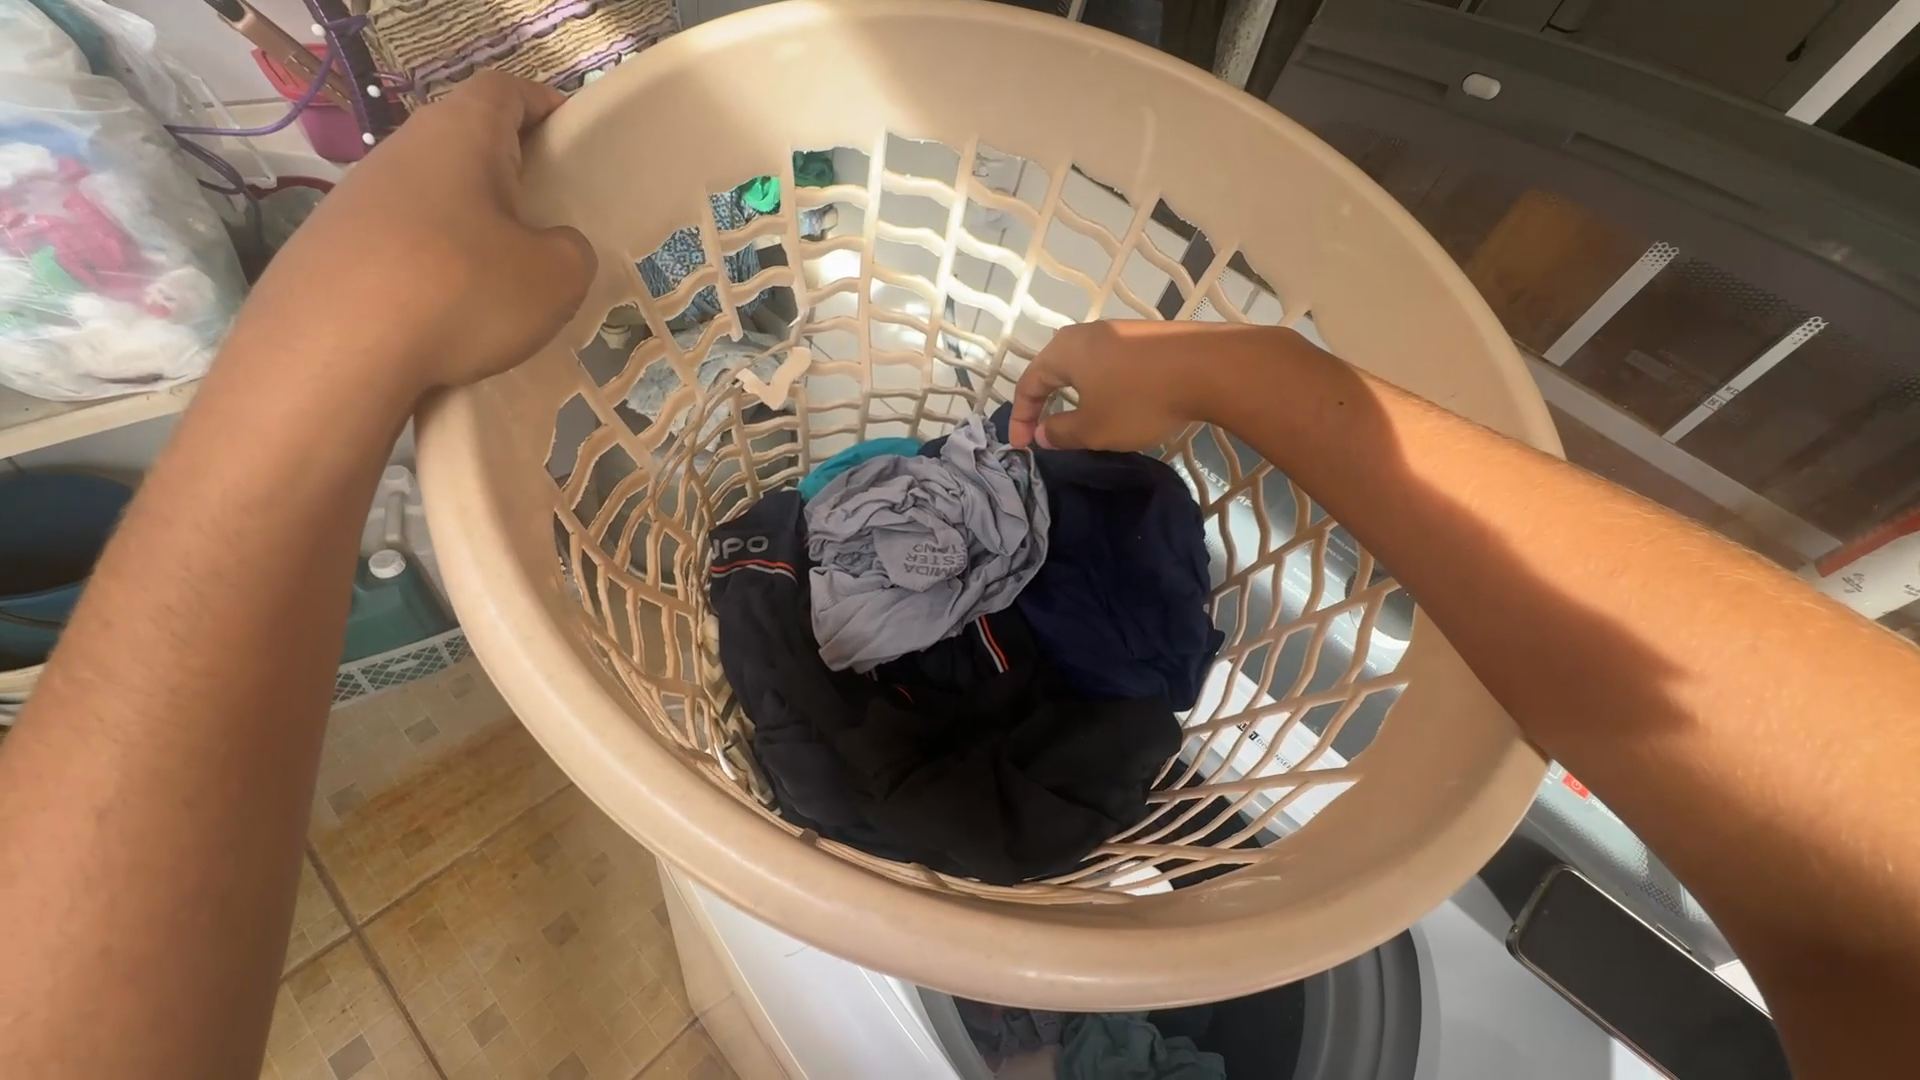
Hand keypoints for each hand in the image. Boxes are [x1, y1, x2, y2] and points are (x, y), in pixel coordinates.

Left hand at [226, 71, 594, 396]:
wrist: (334, 350)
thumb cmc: (462, 291)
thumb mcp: (556, 277)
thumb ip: (573, 252)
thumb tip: (555, 246)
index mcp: (461, 138)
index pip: (504, 91)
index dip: (544, 104)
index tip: (575, 136)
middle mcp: (403, 153)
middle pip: (467, 146)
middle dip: (515, 177)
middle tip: (555, 224)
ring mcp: (360, 201)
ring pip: (437, 200)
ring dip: (477, 230)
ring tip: (510, 283)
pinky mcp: (337, 249)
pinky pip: (407, 246)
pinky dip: (441, 269)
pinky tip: (457, 317)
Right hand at [1008, 320, 1293, 449]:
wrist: (1211, 369)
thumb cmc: (1140, 400)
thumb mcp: (1094, 428)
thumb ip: (1061, 433)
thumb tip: (1042, 434)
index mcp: (1065, 351)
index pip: (1028, 383)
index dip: (1021, 418)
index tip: (1023, 448)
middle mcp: (1088, 333)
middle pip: (1055, 369)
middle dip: (1046, 402)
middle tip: (1045, 431)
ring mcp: (1121, 332)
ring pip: (1086, 366)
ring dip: (1077, 396)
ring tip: (1082, 422)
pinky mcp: (1149, 339)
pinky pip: (1113, 365)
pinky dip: (1104, 388)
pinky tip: (1120, 405)